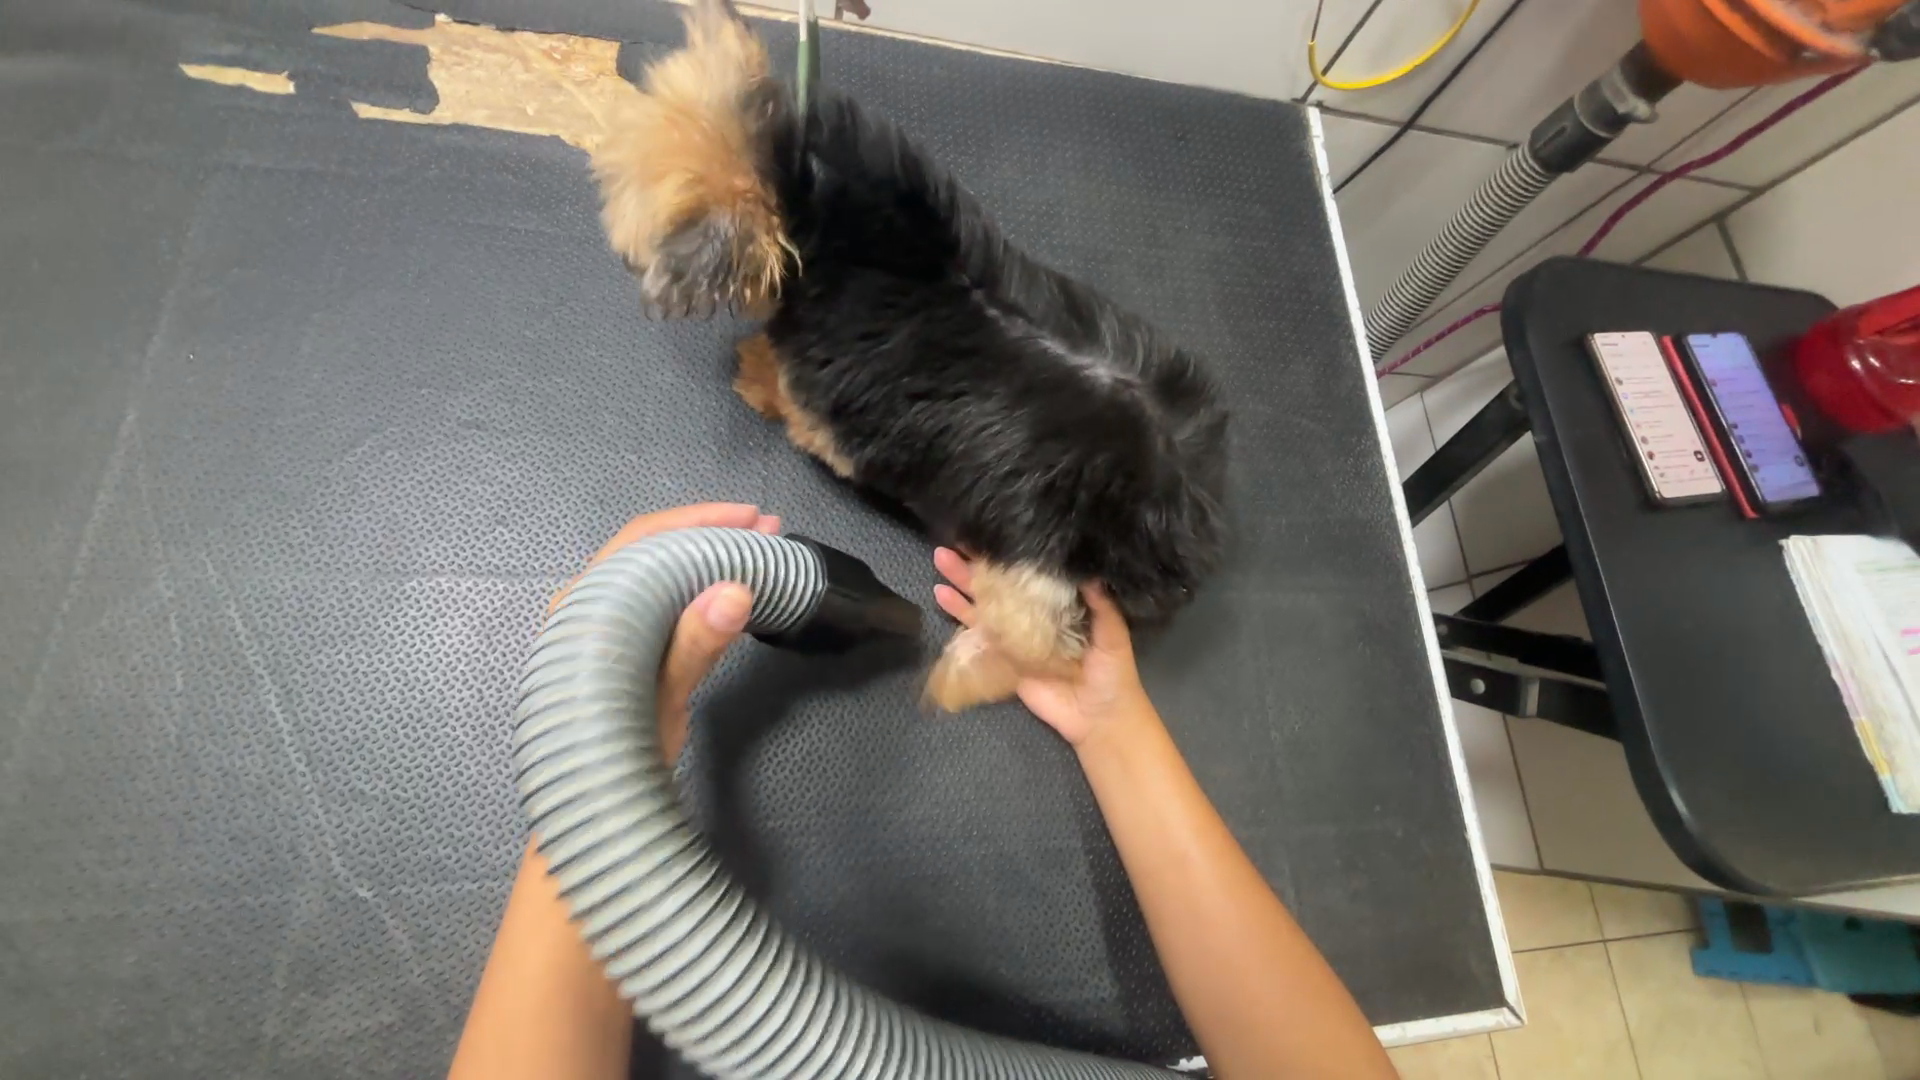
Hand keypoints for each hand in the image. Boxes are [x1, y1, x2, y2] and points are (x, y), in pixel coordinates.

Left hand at [551, 503, 779, 761]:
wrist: (599, 803)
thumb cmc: (617, 751)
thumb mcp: (659, 696)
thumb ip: (692, 645)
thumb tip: (736, 593)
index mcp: (587, 605)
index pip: (643, 540)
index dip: (699, 521)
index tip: (750, 517)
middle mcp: (595, 604)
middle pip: (656, 548)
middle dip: (714, 534)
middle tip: (767, 529)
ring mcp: (613, 623)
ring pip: (665, 571)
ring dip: (714, 557)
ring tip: (761, 549)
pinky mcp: (633, 642)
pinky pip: (671, 597)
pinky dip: (707, 586)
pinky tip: (736, 586)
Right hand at [932, 547, 1155, 747]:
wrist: (1099, 719)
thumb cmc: (1112, 674)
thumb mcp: (1113, 634)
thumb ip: (1102, 605)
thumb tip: (1087, 569)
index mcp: (1061, 605)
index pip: (1033, 573)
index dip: (1013, 555)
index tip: (994, 532)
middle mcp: (1035, 615)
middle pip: (1001, 585)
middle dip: (978, 563)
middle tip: (954, 540)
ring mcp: (1015, 636)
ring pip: (983, 603)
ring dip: (962, 582)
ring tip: (940, 559)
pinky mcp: (1003, 658)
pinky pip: (977, 633)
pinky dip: (958, 614)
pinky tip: (941, 595)